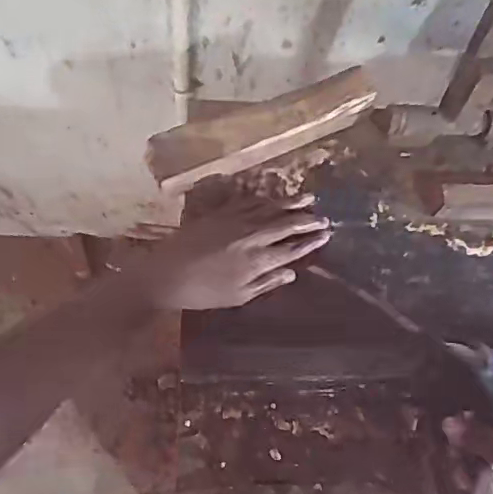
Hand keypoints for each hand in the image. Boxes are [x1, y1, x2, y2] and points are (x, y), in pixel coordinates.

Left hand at [129, 196, 331, 309]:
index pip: (293, 248)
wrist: (166, 273)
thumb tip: (292, 273)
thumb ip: (267, 282)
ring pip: (271, 207)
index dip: (311, 241)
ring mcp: (236, 220)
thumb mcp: (238, 296)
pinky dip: (266, 198)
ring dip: (292, 203)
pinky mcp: (220, 212)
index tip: (326, 235)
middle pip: (287, 223)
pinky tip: (274, 197)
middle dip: (308, 220)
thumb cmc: (203, 293)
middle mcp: (253, 235)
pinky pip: (249, 200)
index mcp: (259, 260)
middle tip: (324, 218)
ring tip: (309, 199)